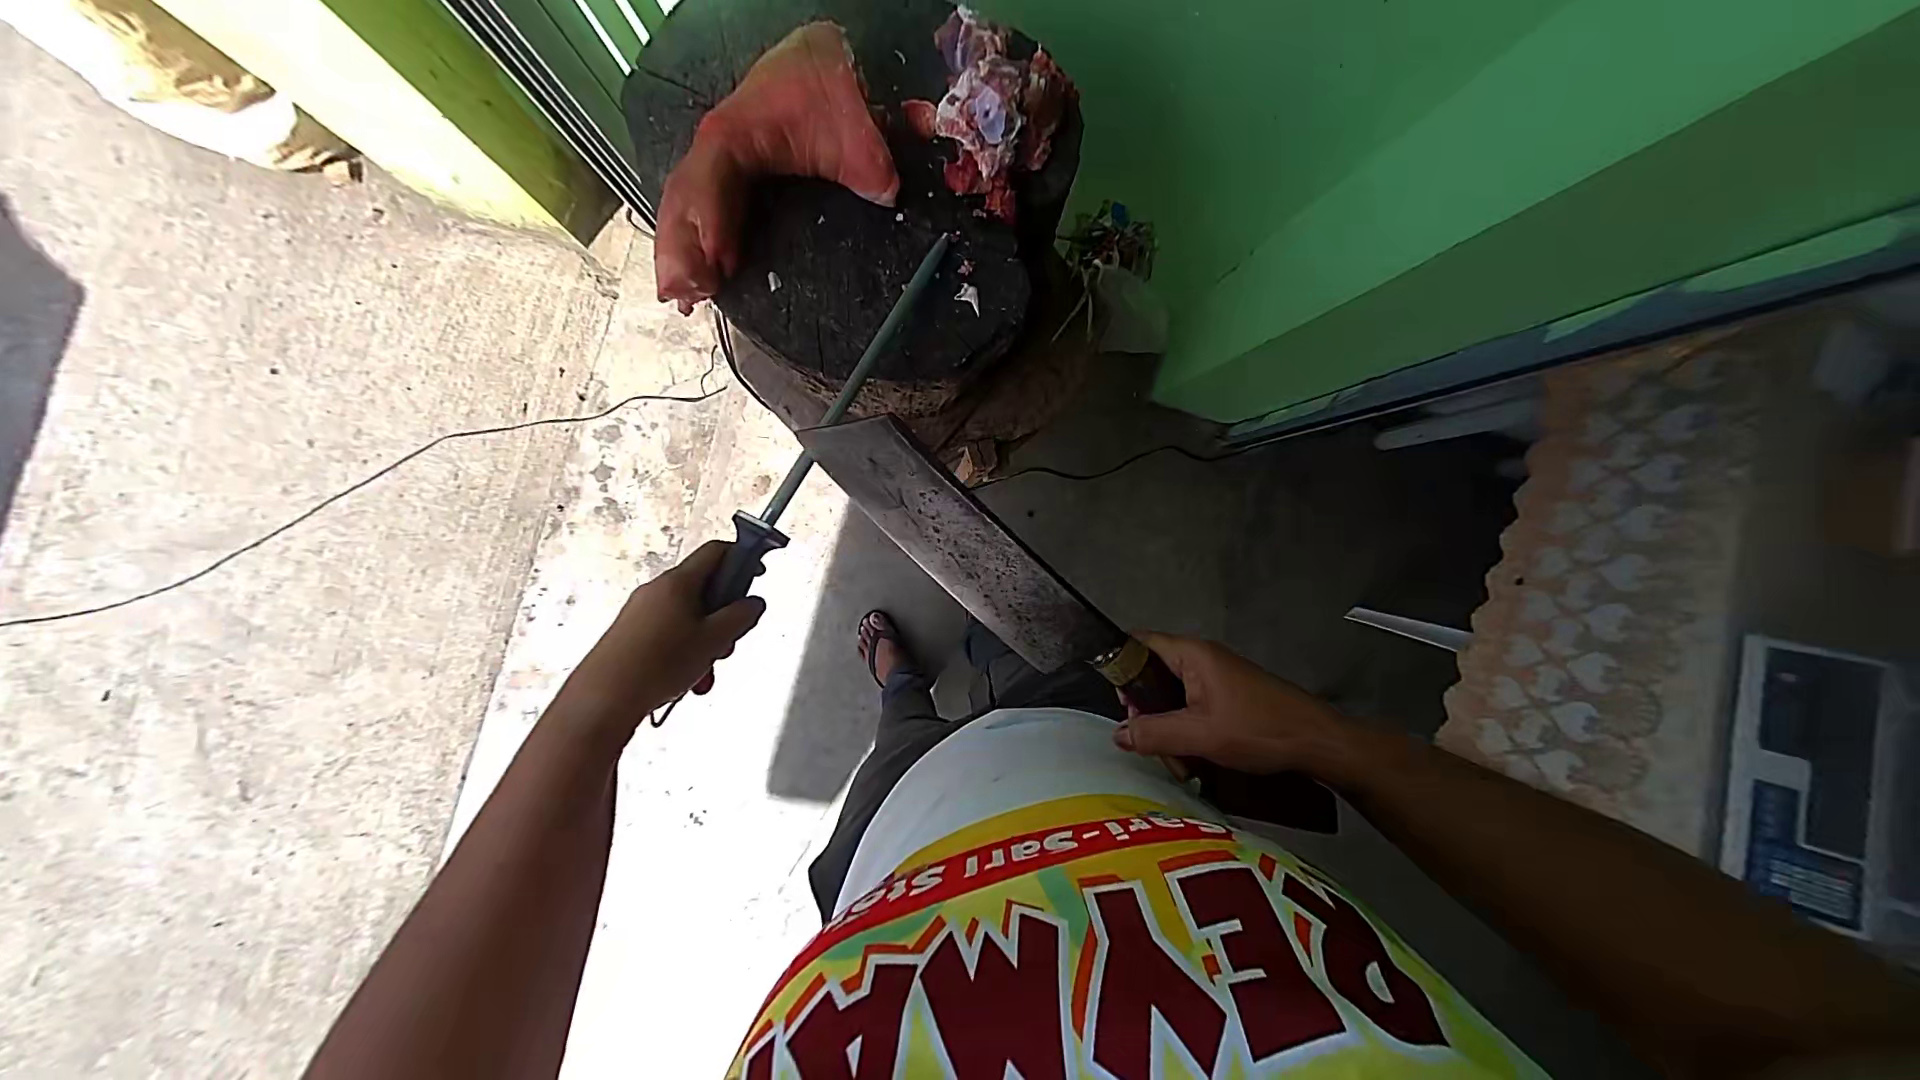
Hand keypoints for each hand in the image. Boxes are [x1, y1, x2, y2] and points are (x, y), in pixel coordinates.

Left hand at [557, 541, 765, 732]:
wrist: (604, 700)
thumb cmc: (656, 665)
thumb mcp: (715, 639)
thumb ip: (741, 616)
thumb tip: (752, 604)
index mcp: (678, 583)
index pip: (716, 552)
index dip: (742, 558)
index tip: (757, 573)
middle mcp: (657, 591)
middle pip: (705, 588)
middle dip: (725, 614)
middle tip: (732, 636)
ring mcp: (642, 613)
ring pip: (690, 616)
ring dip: (707, 639)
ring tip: (707, 668)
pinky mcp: (632, 635)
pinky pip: (672, 634)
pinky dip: (687, 652)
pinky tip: (689, 679)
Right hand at [1112, 632, 1352, 775]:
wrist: (1319, 744)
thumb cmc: (1261, 729)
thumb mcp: (1200, 735)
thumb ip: (1154, 734)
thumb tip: (1119, 734)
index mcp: (1191, 654)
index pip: (1138, 643)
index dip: (1121, 667)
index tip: (1122, 703)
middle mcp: (1201, 659)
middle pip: (1151, 675)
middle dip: (1146, 712)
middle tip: (1151, 741)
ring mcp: (1215, 678)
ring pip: (1171, 698)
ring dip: (1167, 730)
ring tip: (1181, 760)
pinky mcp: (1227, 697)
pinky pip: (1190, 708)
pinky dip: (1186, 732)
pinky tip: (1196, 759)